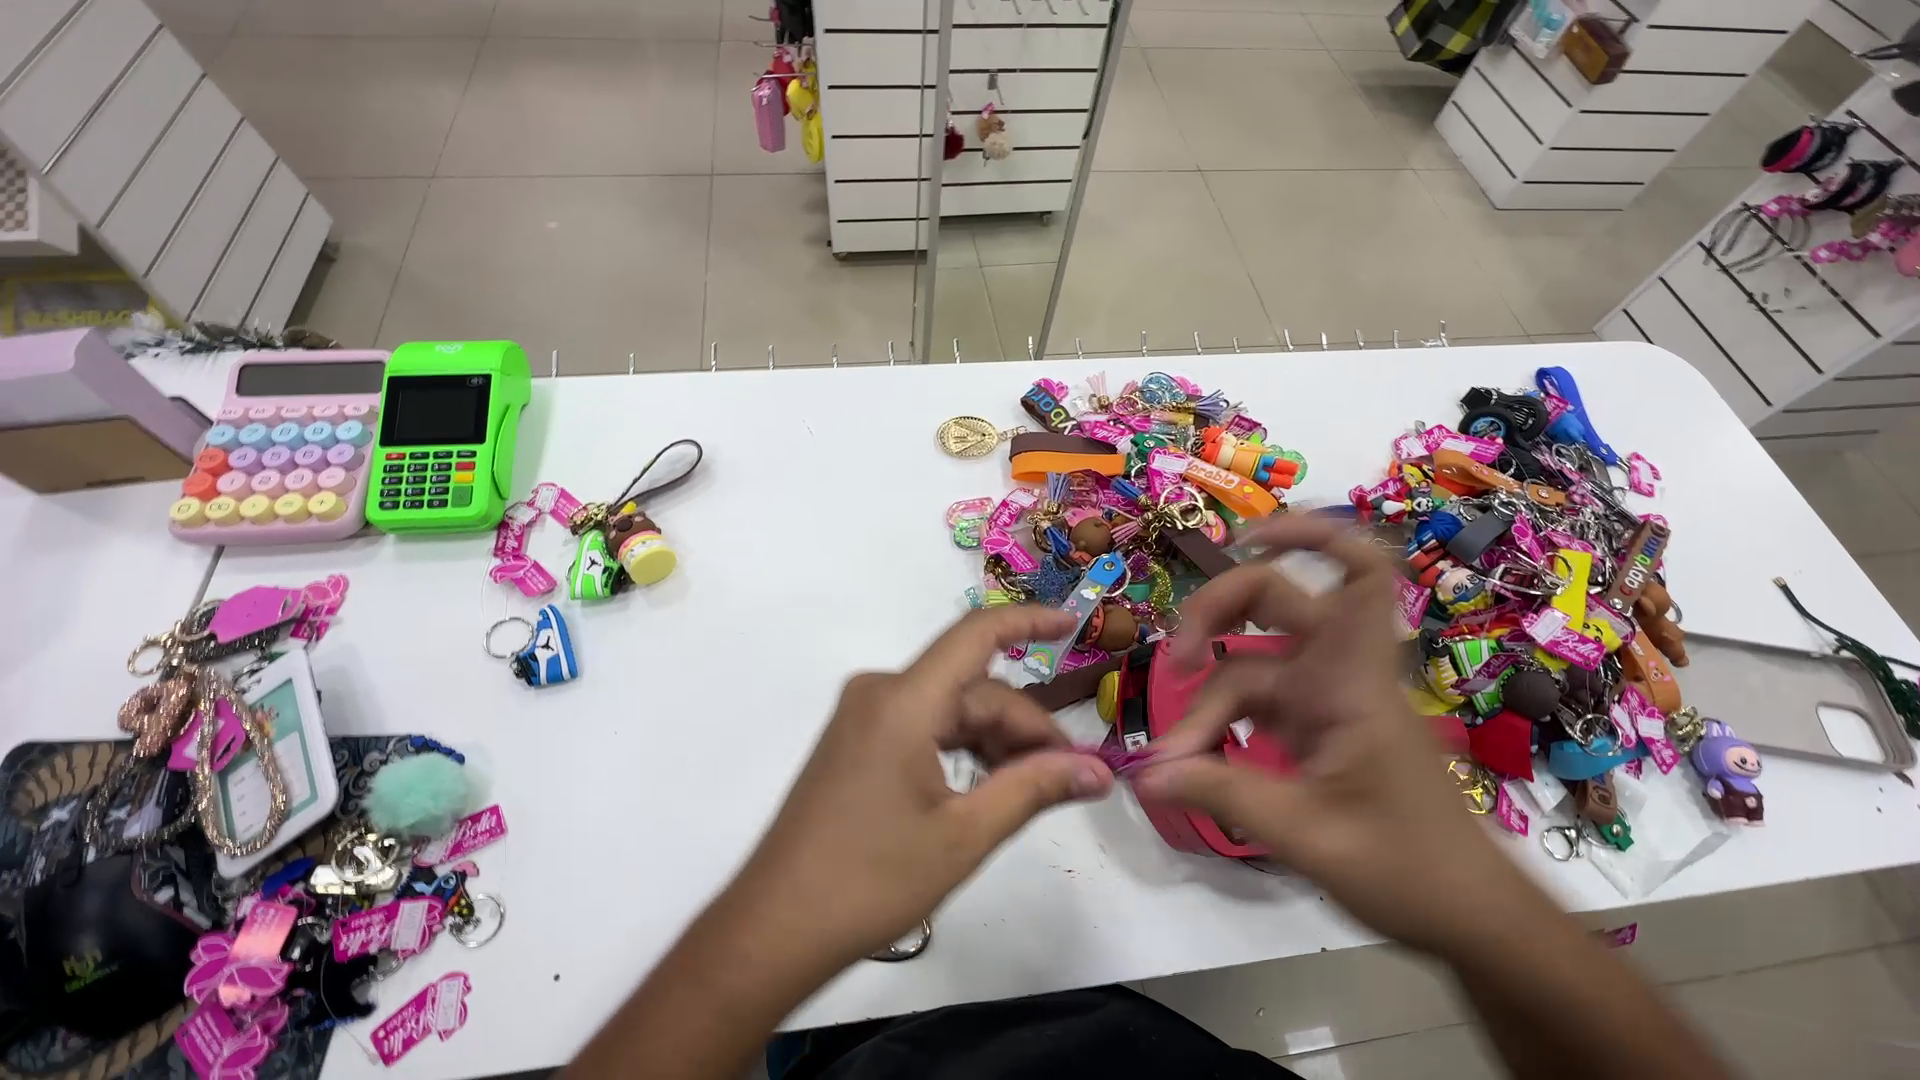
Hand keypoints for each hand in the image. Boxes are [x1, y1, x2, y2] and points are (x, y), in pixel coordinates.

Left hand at [733, 606, 1114, 964]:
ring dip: (995, 741)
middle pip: (971, 689)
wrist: (776, 927)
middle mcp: (879, 693)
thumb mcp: (964, 835)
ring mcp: (862, 717)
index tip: (1073, 625)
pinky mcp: (855, 742)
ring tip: (1032, 789)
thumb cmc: (871, 880)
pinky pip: (923, 726)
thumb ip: (1034, 790)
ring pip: (949, 710)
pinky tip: (988, 786)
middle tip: (1070, 777)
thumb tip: (1099, 770)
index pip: (976, 637)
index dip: (1028, 623)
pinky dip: (962, 748)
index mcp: (903, 701)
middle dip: (1024, 726)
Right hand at [1133, 515, 1525, 955]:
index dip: (1311, 533)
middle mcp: (1339, 674)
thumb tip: (1143, 772)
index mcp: (1354, 680)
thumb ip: (1222, 794)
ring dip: (1208, 699)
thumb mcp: (1306, 836)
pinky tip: (1194, 760)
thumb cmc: (1410, 871)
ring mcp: (1327, 701)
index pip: (1360, 573)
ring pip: (1252, 666)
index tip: (1246, 538)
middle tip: (1175, 661)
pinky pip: (1257, 705)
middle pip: (1275, 602)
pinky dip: (1221, 725)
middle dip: (1215, 614)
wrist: (1470, 918)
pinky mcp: (1318, 729)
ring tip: (1171, 755)